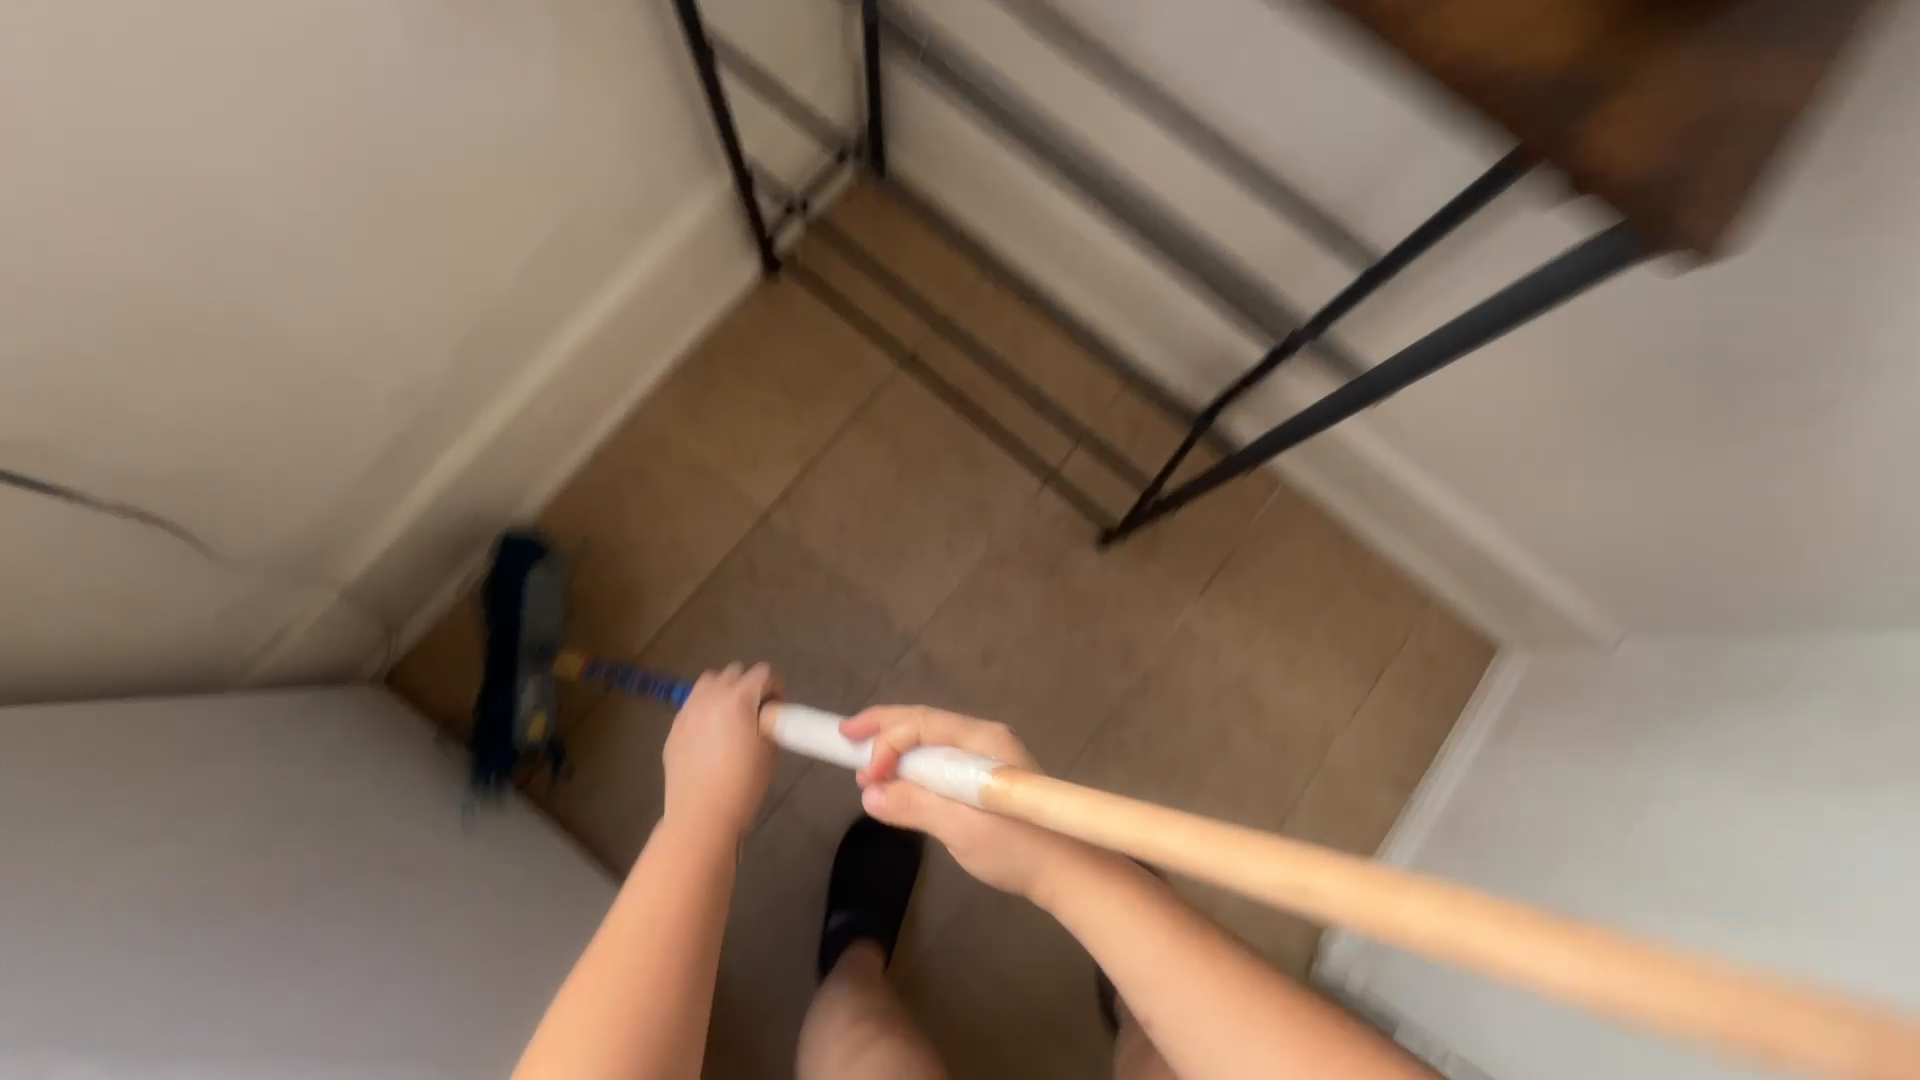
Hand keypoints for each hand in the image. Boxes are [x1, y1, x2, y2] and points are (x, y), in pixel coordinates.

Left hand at [662, 663, 778, 841]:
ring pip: (709, 683)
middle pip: (734, 672)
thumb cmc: (743, 783)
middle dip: (749, 686)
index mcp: (738, 699)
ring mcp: (688, 711)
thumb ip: (770, 722)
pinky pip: (692, 705)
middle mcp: (711, 697)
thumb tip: (767, 713)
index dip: (775, 688)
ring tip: (730, 719)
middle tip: (755, 714)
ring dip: (724, 692)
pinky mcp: (675, 729)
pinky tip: (710, 737)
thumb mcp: (769, 750)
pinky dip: (705, 710)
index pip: (763, 673)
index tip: (777, 711)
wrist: (701, 815)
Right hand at [844, 706, 1110, 901]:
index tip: (865, 775)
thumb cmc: (1019, 849)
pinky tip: (897, 778)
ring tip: (864, 763)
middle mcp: (984, 738)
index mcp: (982, 741)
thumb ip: (916, 807)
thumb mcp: (963, 829)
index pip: (924, 724)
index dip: (888, 741)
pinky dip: (914, 764)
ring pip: (931, 739)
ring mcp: (986, 756)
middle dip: (884, 727)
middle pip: (925, 722)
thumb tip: (870, 795)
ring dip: (896, 747)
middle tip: (844, 735)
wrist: (1069, 872)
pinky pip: (941, 758)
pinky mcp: (985, 778)